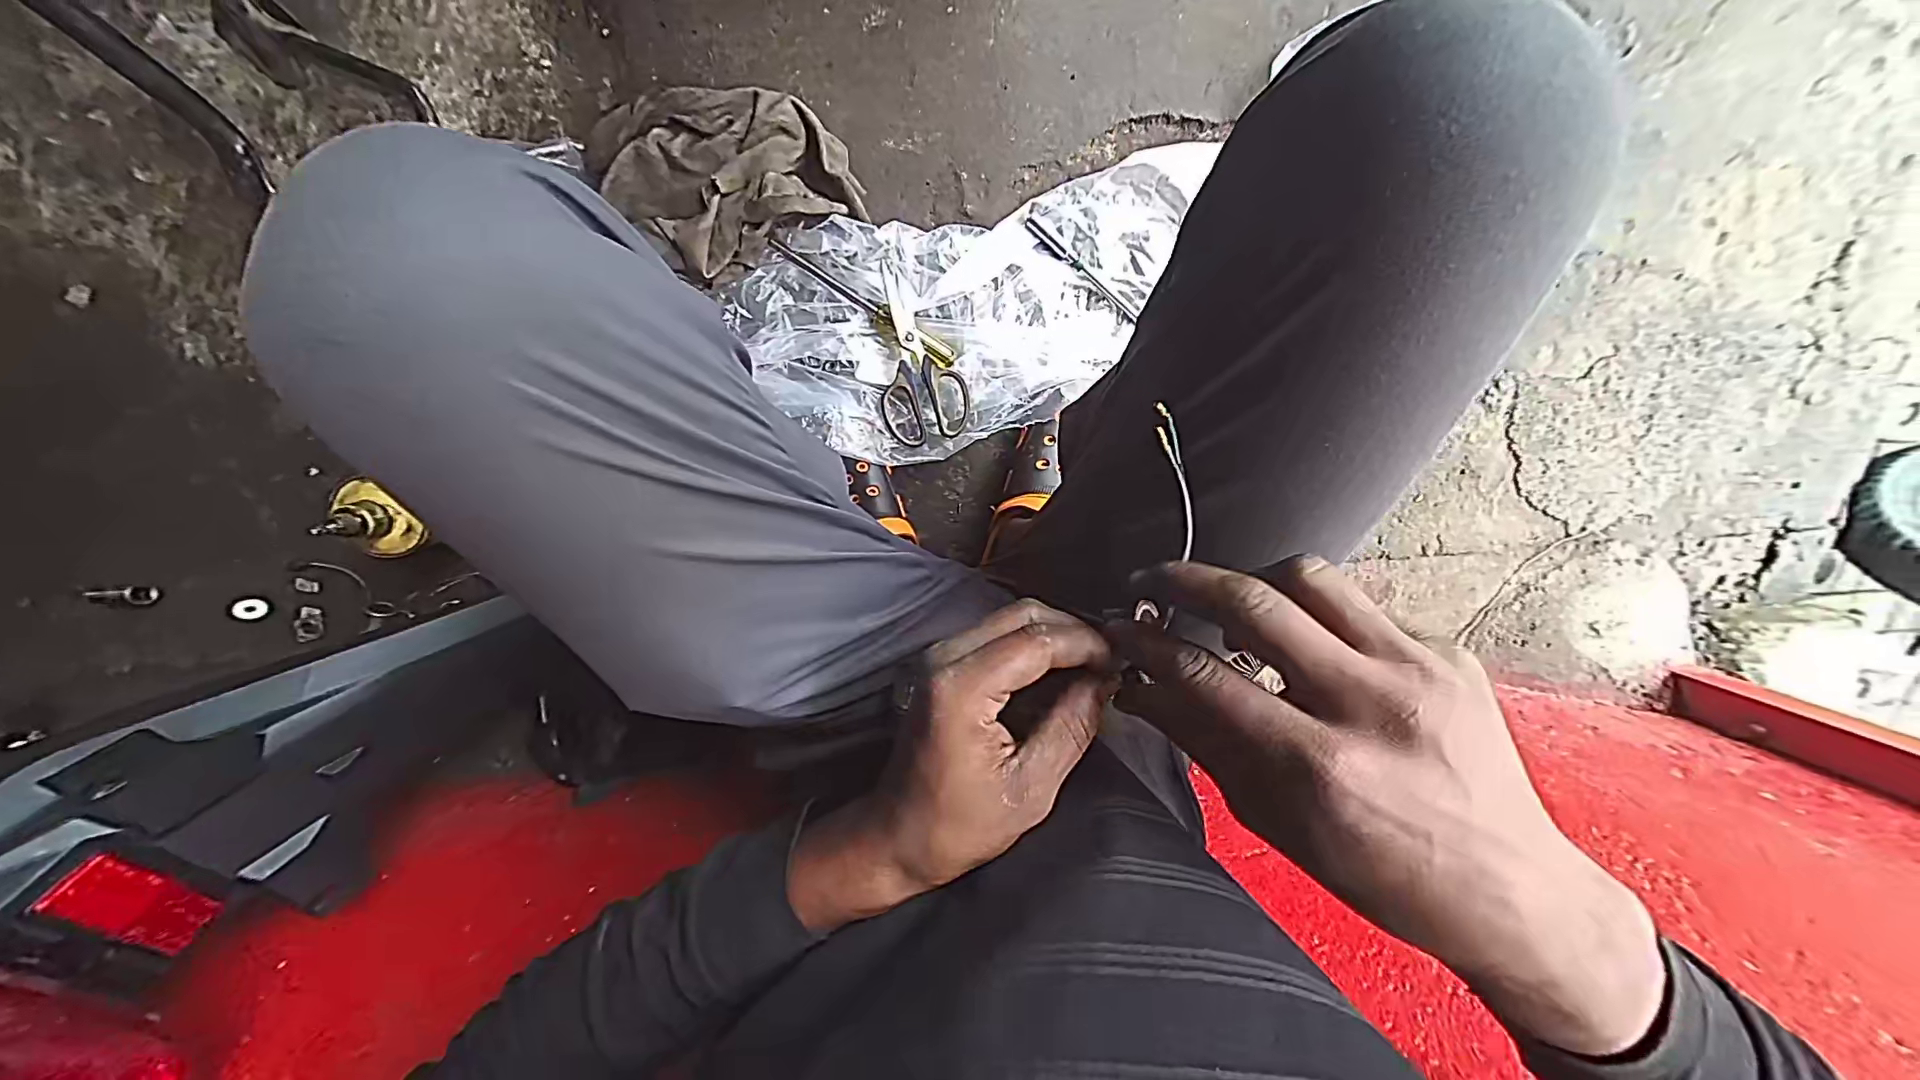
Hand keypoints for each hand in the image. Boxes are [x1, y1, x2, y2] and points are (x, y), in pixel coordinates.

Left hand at [788, 600, 1116, 933]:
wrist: (896, 834)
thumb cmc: (955, 826)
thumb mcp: (1030, 788)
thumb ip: (1072, 726)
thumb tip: (1104, 681)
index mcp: (961, 690)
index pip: (1037, 640)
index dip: (1086, 644)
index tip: (1118, 660)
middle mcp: (944, 659)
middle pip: (1024, 614)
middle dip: (1074, 632)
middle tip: (1109, 661)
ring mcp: (938, 656)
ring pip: (1011, 618)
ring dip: (1055, 635)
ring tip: (1091, 666)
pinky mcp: (941, 662)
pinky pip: (996, 634)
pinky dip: (1033, 644)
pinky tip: (1058, 671)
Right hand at [1104, 558, 1664, 1056]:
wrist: (1514, 892)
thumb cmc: (1385, 875)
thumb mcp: (1274, 819)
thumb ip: (1205, 742)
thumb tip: (1144, 691)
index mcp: (1320, 764)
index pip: (1205, 675)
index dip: (1148, 644)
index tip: (1122, 629)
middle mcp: (1371, 703)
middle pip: (1253, 603)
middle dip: (1184, 580)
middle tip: (1152, 581)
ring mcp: (1419, 669)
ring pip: (1309, 578)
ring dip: (1249, 581)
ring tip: (1226, 603)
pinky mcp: (1447, 653)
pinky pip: (1358, 604)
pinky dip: (1312, 613)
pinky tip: (1303, 642)